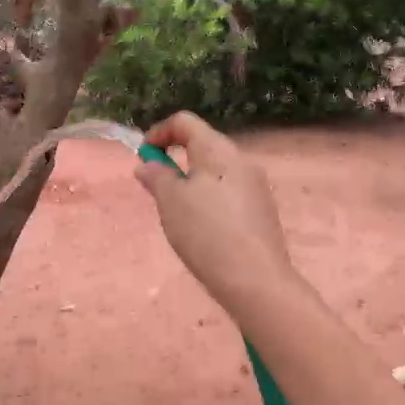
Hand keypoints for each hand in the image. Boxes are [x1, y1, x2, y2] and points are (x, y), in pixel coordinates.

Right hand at [135, 111, 297, 305]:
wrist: (256, 282)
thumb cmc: (207, 232)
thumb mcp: (170, 201)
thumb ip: (156, 176)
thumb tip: (148, 165)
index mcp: (218, 150)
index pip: (184, 122)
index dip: (158, 132)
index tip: (143, 156)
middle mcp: (241, 160)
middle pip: (201, 145)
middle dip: (174, 159)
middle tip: (156, 187)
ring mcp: (256, 187)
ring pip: (214, 171)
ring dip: (190, 181)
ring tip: (177, 212)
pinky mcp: (261, 211)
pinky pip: (227, 192)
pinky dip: (208, 198)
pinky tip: (202, 228)